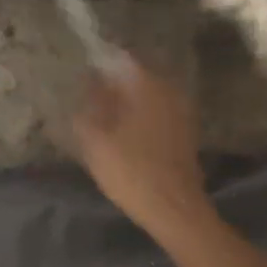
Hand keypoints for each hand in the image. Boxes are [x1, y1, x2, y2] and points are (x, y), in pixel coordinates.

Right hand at [71, 58, 209, 235]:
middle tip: (89, 95)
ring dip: (127, 101)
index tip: (81, 72)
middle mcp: (168, 89)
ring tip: (104, 115)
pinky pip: (157, 113)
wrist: (173, 207)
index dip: (99, 63)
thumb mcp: (96, 142)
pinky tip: (125, 132)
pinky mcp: (185, 132)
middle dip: (113, 83)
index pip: (120, 59)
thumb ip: (87, 111)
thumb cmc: (131, 172)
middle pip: (136, 76)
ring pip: (147, 96)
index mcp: (146, 85)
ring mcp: (181, 110)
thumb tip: (85, 89)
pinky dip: (140, 117)